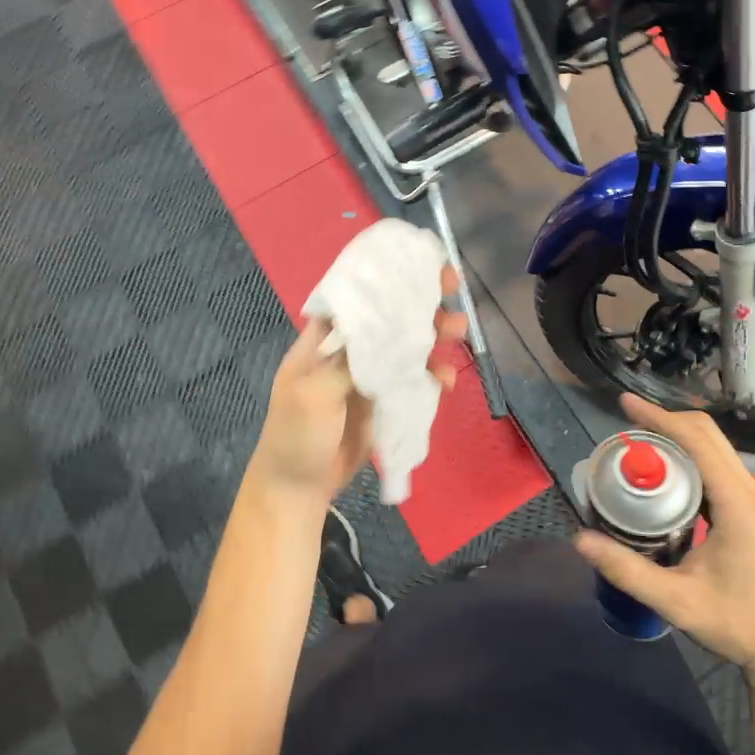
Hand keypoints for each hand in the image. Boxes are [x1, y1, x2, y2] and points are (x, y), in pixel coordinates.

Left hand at [249, 266, 468, 506]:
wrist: (297, 488)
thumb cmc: (296, 434)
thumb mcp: (314, 393)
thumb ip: (350, 360)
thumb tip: (385, 327)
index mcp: (323, 339)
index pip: (360, 298)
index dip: (388, 279)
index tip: (420, 266)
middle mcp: (349, 351)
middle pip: (389, 318)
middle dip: (420, 303)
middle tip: (452, 288)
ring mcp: (368, 377)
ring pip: (406, 347)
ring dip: (432, 337)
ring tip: (459, 330)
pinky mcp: (383, 403)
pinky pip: (413, 381)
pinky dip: (432, 376)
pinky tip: (447, 379)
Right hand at [574, 394, 754, 673]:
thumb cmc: (735, 623)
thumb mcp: (677, 601)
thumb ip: (628, 571)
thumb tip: (581, 539)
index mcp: (737, 504)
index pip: (697, 443)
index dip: (660, 418)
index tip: (625, 405)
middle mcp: (747, 491)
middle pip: (707, 434)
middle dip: (665, 419)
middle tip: (625, 422)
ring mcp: (749, 498)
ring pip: (713, 445)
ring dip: (676, 433)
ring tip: (636, 439)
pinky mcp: (745, 507)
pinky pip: (714, 463)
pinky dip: (686, 452)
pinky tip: (660, 467)